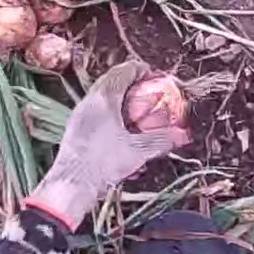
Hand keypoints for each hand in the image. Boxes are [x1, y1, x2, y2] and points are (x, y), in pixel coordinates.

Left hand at [24, 61, 187, 228]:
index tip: (151, 74)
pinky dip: (108, 109)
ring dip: (118, 96)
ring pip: (100, 94)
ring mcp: (79, 114)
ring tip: (133, 107)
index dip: (139, 69)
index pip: (123, 71)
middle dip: (129, 82)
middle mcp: (89, 101)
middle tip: (145, 88)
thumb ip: (161, 140)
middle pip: (110, 80)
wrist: (72, 184)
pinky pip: (94, 109)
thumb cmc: (103, 163)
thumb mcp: (138, 151)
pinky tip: (118, 126)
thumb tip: (181, 136)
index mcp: (104, 99)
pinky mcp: (75, 127)